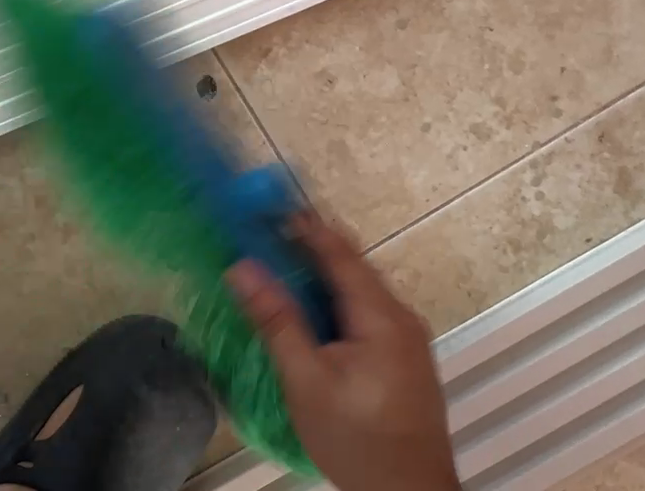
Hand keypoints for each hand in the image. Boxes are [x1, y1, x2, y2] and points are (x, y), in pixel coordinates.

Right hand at [227, 213, 459, 490]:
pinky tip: (299, 303)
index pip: (339, 251)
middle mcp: (400, 317)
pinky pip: (360, 307)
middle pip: (348, 264)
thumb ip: (276, 319)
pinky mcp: (400, 355)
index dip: (300, 223)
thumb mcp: (306, 380)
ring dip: (313, 269)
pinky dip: (327, 293)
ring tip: (267, 261)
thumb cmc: (357, 439)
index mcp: (382, 317)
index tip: (260, 205)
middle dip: (302, 244)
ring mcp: (405, 337)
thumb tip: (240, 266)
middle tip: (253, 232)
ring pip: (354, 286)